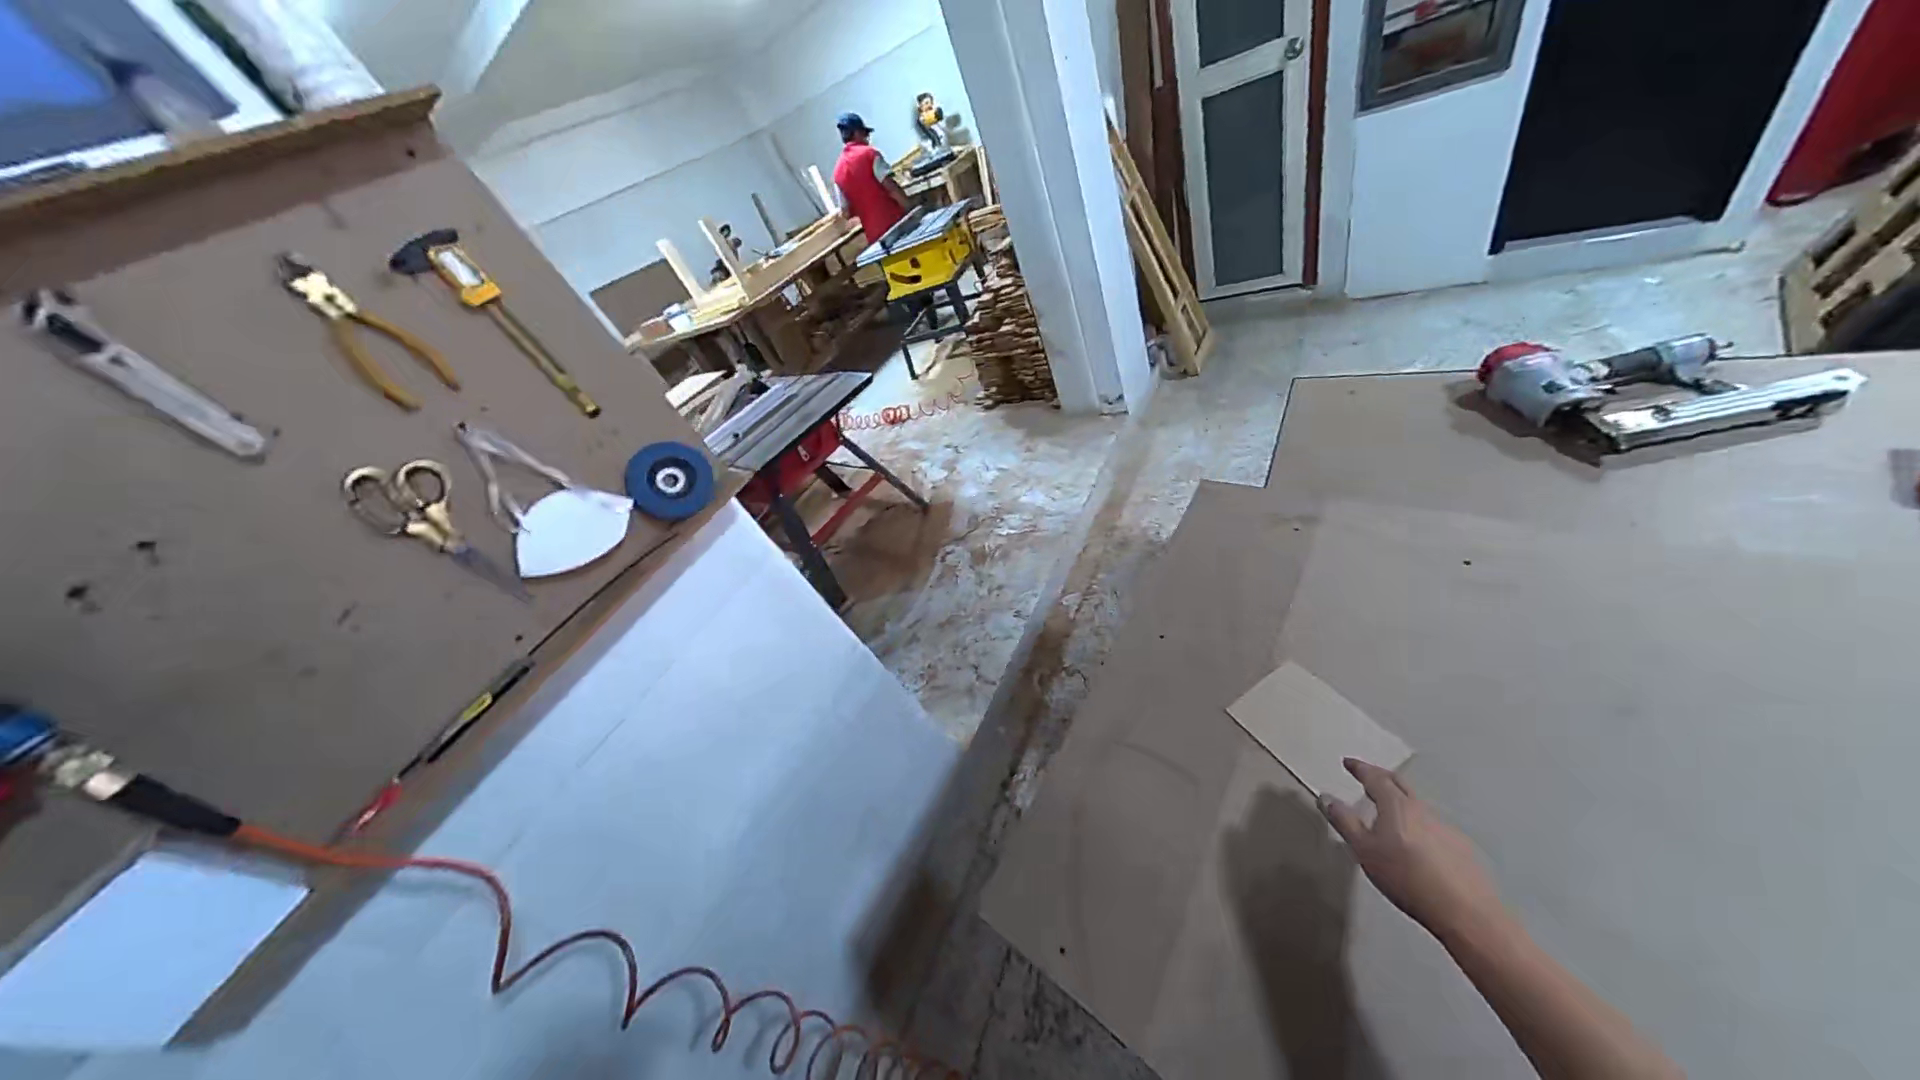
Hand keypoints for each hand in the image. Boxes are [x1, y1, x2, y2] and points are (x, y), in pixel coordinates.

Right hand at [1320, 758, 1506, 940]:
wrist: (1464, 913)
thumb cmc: (1407, 878)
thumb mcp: (1364, 850)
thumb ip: (1344, 821)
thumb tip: (1326, 798)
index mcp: (1397, 806)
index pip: (1375, 778)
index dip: (1360, 768)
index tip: (1350, 763)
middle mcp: (1422, 810)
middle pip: (1399, 784)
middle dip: (1381, 776)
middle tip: (1367, 775)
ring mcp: (1445, 828)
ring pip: (1417, 804)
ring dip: (1400, 800)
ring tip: (1388, 809)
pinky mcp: (1461, 847)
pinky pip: (1433, 825)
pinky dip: (1418, 822)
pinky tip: (1415, 841)